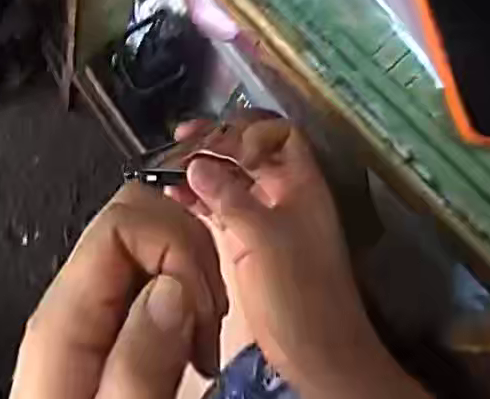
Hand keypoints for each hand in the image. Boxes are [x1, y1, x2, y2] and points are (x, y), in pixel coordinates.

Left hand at [11, 183, 227, 398]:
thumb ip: (138, 366)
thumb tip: (172, 285)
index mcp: (64, 318)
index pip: (122, 220)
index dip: (173, 248)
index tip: (199, 314)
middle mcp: (74, 299)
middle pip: (135, 213)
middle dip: (187, 252)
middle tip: (206, 326)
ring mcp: (93, 308)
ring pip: (149, 236)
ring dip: (192, 272)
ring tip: (202, 340)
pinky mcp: (113, 325)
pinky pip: (153, 273)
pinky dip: (187, 290)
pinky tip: (194, 341)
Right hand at [166, 114, 416, 396]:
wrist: (319, 359)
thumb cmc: (299, 292)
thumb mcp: (260, 236)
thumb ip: (226, 194)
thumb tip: (196, 163)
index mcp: (300, 183)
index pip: (278, 133)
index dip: (250, 130)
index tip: (222, 145)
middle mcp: (284, 193)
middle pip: (248, 151)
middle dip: (215, 142)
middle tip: (182, 140)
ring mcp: (267, 217)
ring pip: (232, 177)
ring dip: (202, 169)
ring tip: (171, 166)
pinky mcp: (251, 242)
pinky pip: (222, 205)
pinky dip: (200, 196)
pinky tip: (176, 195)